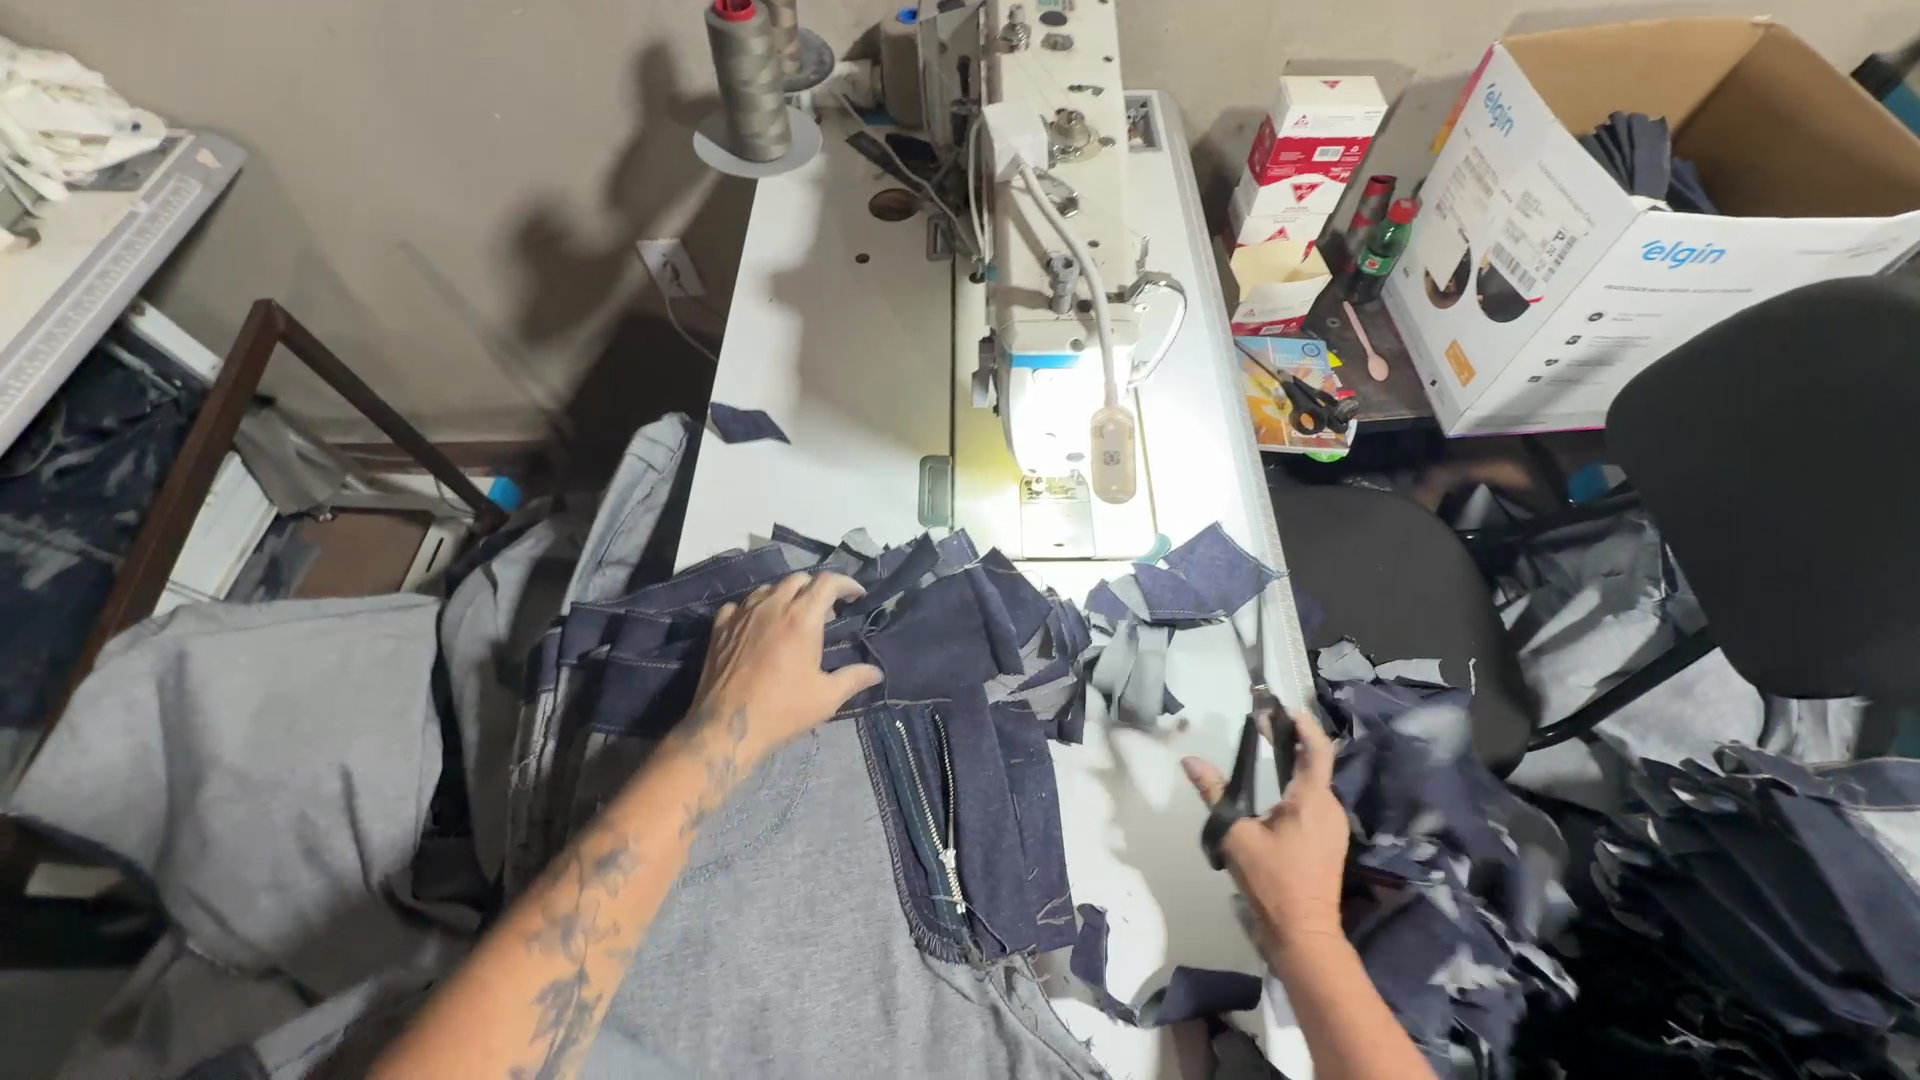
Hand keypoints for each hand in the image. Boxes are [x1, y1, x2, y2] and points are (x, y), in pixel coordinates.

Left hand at [681, 571, 883, 763]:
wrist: (728, 726)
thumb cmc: (782, 709)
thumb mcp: (826, 697)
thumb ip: (854, 678)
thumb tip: (876, 672)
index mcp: (802, 618)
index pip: (827, 582)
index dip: (846, 584)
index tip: (856, 596)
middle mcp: (772, 606)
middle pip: (798, 579)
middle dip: (817, 589)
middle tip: (827, 613)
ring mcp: (742, 614)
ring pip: (769, 588)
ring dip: (787, 596)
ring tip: (793, 617)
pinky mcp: (720, 627)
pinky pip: (741, 605)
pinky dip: (755, 608)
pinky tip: (758, 626)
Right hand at [1184, 709, 1348, 962]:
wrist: (1303, 932)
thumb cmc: (1271, 881)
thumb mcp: (1235, 835)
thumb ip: (1214, 794)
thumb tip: (1190, 762)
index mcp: (1311, 801)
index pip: (1317, 750)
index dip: (1304, 725)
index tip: (1284, 709)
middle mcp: (1330, 808)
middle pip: (1317, 764)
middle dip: (1293, 742)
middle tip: (1265, 726)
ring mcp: (1334, 827)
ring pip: (1317, 785)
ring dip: (1295, 765)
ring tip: (1270, 751)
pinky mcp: (1330, 842)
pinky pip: (1316, 803)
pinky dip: (1299, 787)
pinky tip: (1277, 793)